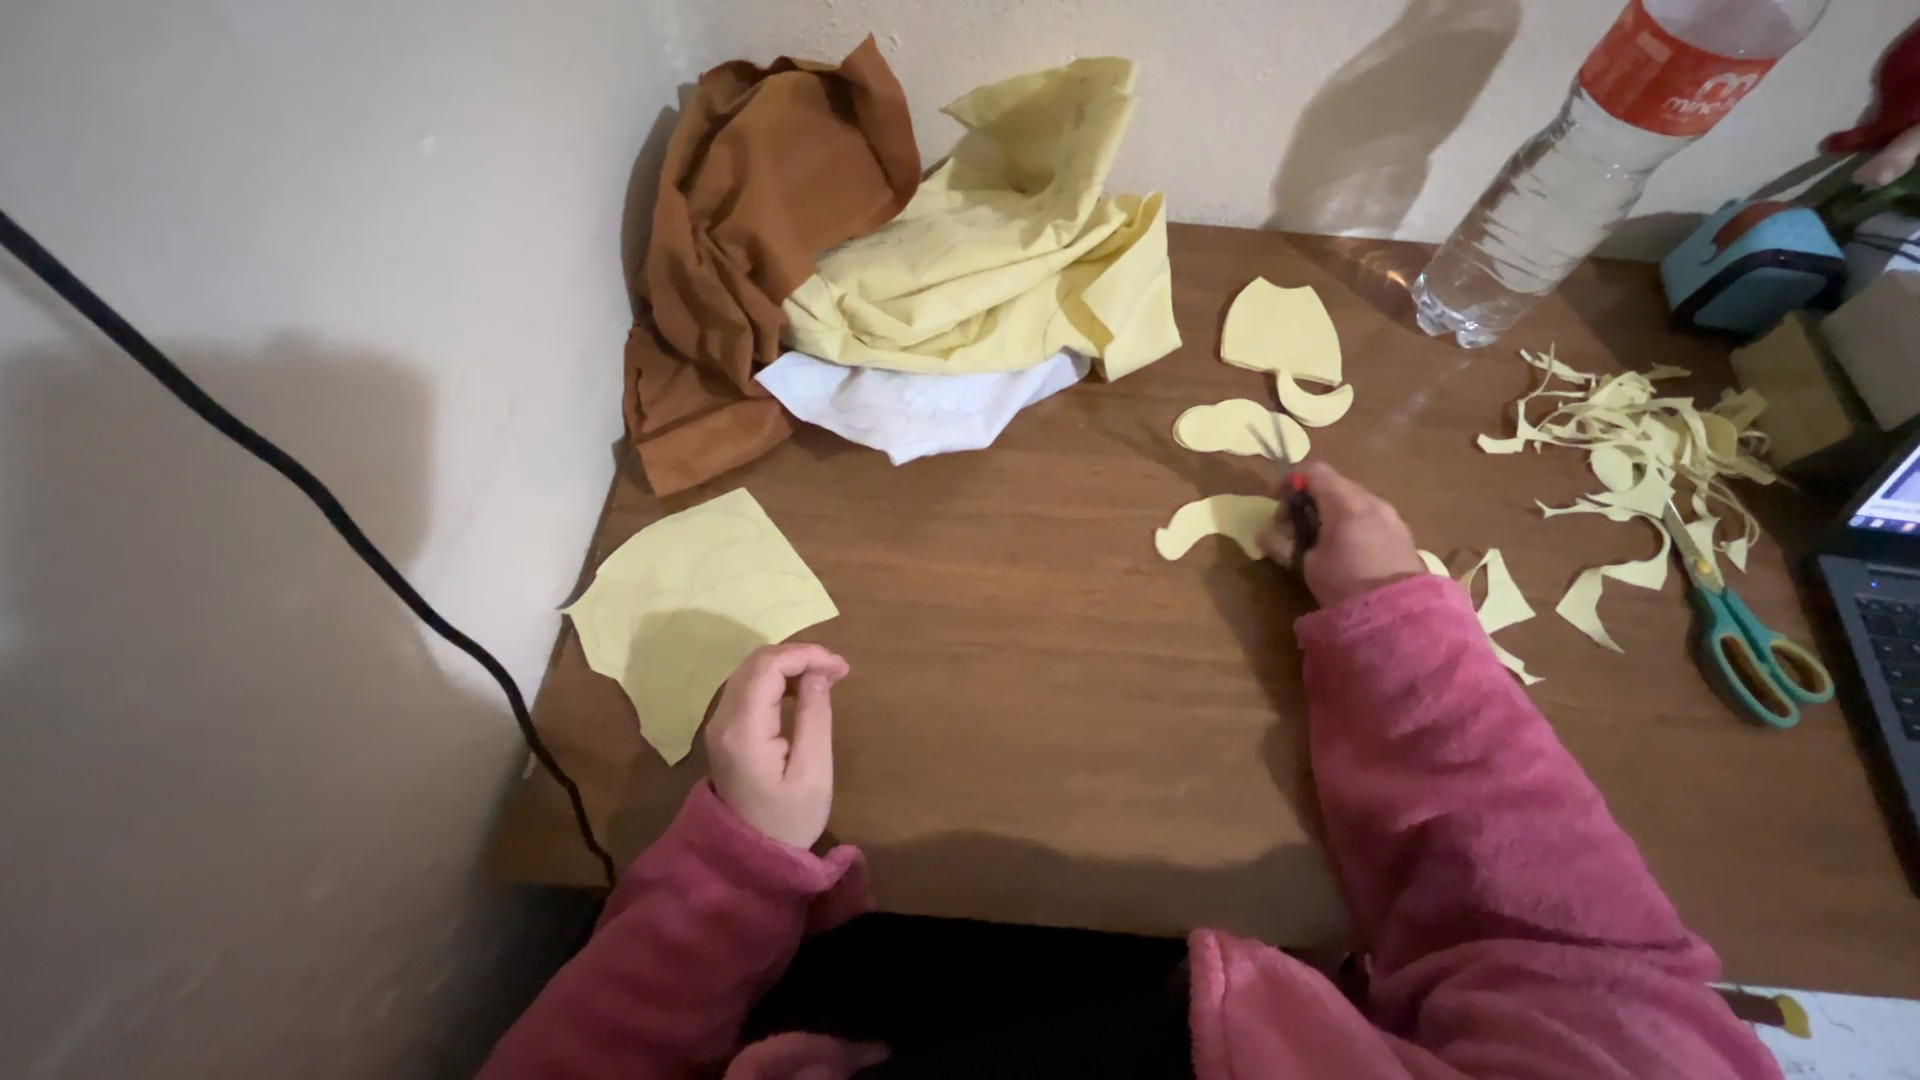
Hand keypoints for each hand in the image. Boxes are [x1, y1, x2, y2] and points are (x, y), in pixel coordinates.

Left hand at [705, 643, 850, 848]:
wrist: (749, 858)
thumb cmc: (789, 820)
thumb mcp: (813, 771)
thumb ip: (815, 716)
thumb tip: (819, 672)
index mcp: (743, 729)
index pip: (768, 666)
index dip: (806, 655)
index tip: (841, 667)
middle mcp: (723, 719)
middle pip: (756, 662)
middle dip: (799, 656)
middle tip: (838, 670)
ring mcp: (719, 724)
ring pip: (751, 671)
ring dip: (789, 665)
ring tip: (826, 677)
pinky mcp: (725, 731)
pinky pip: (748, 688)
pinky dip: (777, 679)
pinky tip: (803, 690)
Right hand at [1259, 462, 1424, 608]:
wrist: (1398, 615)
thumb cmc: (1346, 586)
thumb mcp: (1306, 566)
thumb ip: (1281, 544)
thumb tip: (1263, 533)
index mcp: (1345, 504)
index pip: (1314, 472)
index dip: (1292, 482)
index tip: (1280, 501)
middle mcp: (1372, 500)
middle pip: (1334, 484)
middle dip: (1310, 499)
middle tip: (1296, 527)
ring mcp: (1391, 514)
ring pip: (1353, 499)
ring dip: (1332, 511)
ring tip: (1323, 540)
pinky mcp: (1402, 530)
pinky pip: (1370, 514)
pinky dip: (1352, 521)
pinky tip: (1348, 549)